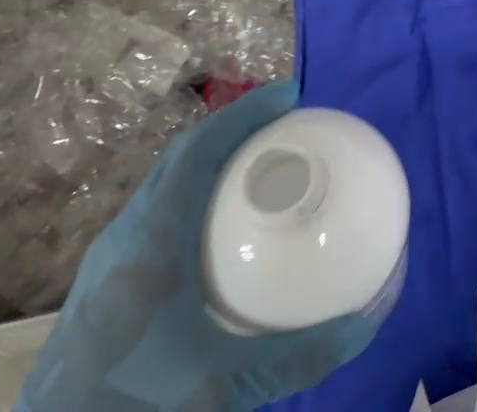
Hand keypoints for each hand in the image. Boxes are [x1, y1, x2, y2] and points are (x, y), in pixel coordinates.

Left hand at [17, 80, 376, 410]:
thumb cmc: (137, 407)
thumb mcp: (228, 388)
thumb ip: (302, 356)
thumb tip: (367, 320)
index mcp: (153, 242)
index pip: (199, 153)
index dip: (244, 114)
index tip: (290, 95)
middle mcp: (129, 235)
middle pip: (183, 157)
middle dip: (235, 129)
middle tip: (286, 124)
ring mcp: (114, 256)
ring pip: (167, 182)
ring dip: (213, 159)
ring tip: (262, 163)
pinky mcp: (110, 278)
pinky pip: (161, 210)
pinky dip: (199, 192)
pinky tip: (225, 225)